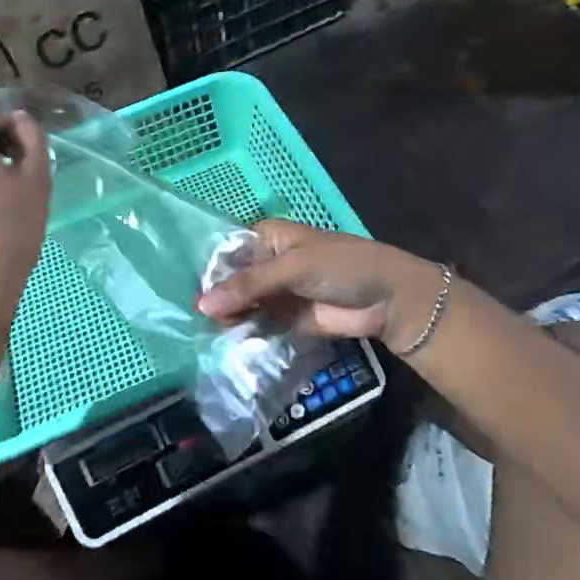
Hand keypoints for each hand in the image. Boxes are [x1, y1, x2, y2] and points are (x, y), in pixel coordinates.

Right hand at [196, 220, 444, 349]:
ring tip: (207, 332)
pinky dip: (244, 332)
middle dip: (217, 298)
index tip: (191, 293)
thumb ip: (249, 284)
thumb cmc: (343, 266)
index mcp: (269, 238)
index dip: (210, 271)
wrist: (388, 300)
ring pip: (242, 304)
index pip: (228, 252)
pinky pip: (257, 324)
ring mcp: (276, 293)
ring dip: (228, 317)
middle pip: (232, 281)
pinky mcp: (285, 319)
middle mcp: (268, 263)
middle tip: (198, 319)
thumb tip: (203, 304)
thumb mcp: (294, 267)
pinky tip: (224, 342)